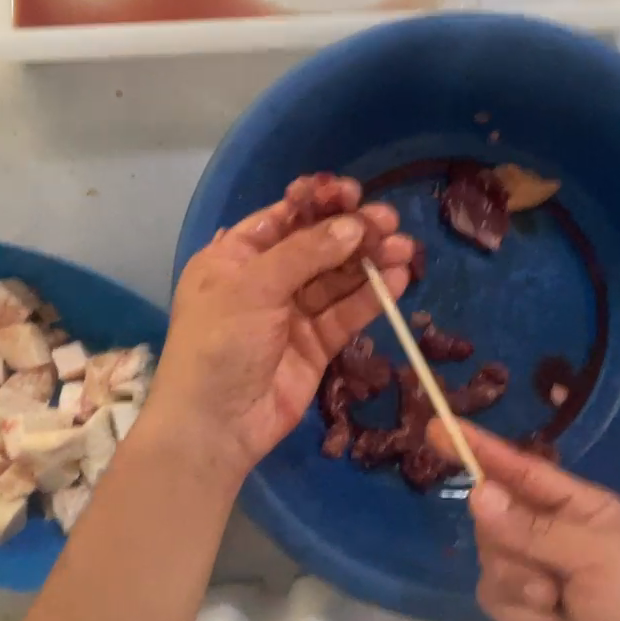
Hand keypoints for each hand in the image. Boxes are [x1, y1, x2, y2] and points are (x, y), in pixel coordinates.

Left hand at [148, 175, 414, 478]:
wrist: (215, 426)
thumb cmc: (219, 343)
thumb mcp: (253, 287)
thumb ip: (306, 252)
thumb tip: (355, 226)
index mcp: (235, 257)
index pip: (283, 218)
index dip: (319, 204)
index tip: (353, 194)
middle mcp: (265, 280)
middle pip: (316, 246)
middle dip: (352, 232)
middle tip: (389, 221)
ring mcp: (292, 313)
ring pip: (337, 278)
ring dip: (369, 262)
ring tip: (404, 248)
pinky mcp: (316, 344)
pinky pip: (346, 313)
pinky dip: (371, 297)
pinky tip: (398, 280)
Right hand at [435, 421, 619, 620]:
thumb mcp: (600, 559)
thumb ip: (534, 528)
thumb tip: (478, 491)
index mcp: (577, 513)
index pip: (517, 471)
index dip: (477, 450)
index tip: (436, 429)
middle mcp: (552, 547)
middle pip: (492, 535)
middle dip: (514, 566)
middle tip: (552, 589)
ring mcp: (540, 596)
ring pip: (490, 587)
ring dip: (530, 616)